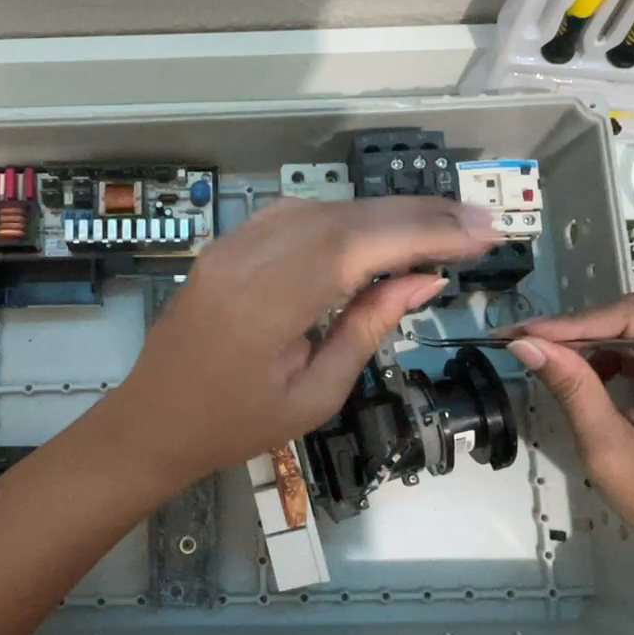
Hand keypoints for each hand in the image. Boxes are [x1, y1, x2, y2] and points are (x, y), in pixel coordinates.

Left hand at [105, 196, 500, 484]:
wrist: (153, 421)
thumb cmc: (234, 425)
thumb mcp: (315, 394)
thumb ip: (367, 328)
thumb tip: (423, 281)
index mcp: (267, 303)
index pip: (359, 245)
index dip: (425, 231)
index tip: (480, 233)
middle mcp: (246, 258)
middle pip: (343, 217)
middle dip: (416, 215)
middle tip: (476, 222)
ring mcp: (228, 246)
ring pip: (319, 209)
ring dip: (380, 213)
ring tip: (438, 226)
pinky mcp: (223, 246)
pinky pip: (290, 217)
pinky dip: (340, 218)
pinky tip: (372, 231)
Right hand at [503, 294, 633, 585]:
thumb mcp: (610, 451)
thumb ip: (572, 390)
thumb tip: (525, 345)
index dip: (575, 320)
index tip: (523, 334)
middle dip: (577, 333)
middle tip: (523, 345)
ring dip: (591, 346)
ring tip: (547, 361)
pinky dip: (614, 360)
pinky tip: (587, 377)